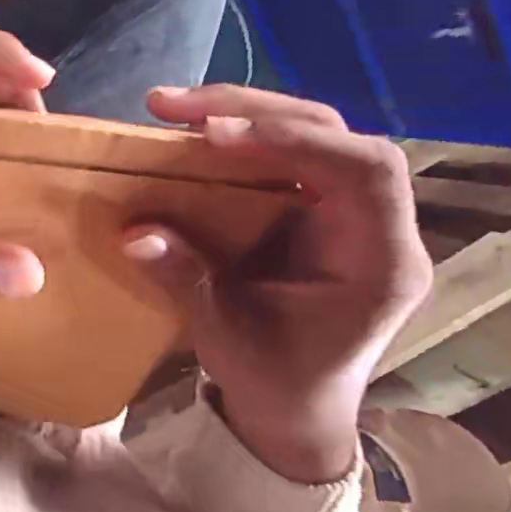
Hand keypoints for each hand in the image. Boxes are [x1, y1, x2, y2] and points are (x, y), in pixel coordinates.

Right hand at [122, 86, 431, 483]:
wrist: (293, 406)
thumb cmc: (274, 380)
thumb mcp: (224, 339)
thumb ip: (186, 281)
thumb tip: (132, 231)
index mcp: (378, 259)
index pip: (364, 170)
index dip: (293, 140)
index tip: (212, 134)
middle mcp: (372, 223)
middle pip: (333, 134)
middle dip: (253, 108)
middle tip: (169, 104)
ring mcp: (343, 214)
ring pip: (309, 134)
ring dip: (240, 111)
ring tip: (169, 107)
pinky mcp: (310, 211)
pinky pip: (282, 155)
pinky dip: (235, 137)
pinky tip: (191, 133)